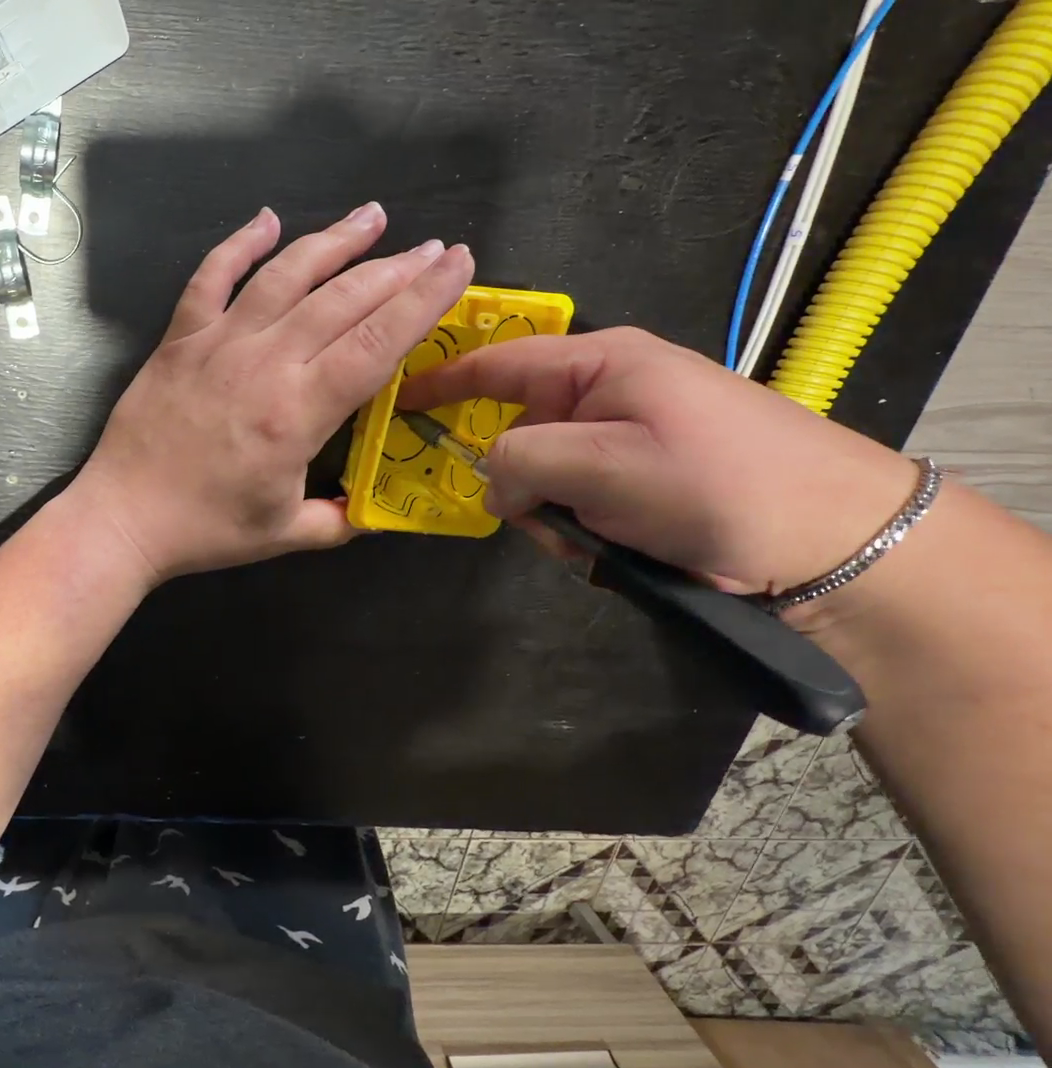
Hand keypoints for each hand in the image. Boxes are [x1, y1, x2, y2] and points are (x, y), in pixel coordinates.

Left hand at [68, 203, 473, 582]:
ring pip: (284, 276)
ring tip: (372, 216)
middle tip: (432, 248)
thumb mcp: (284, 533)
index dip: (424, 300)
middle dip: (395, 269)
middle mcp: (264, 364)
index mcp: (298, 412)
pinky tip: (267, 219)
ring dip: (332, 241)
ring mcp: (217, 344)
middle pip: (341, 300)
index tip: (458, 265)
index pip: (376, 342)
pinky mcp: (178, 340)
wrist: (122, 516)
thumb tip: (375, 512)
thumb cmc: (204, 529)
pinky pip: (210, 278)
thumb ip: (339, 520)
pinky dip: (238, 245)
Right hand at [395, 327, 916, 596]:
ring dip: (547, 515)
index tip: (392, 403)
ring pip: (538, 477)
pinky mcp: (638, 481)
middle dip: (513, 481)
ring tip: (588, 542)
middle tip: (532, 517)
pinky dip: (575, 530)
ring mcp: (624, 439)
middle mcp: (606, 392)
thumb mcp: (601, 463)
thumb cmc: (714, 483)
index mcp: (599, 362)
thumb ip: (517, 459)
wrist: (833, 542)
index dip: (438, 380)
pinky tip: (609, 550)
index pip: (495, 360)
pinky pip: (572, 502)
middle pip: (513, 430)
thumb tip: (492, 484)